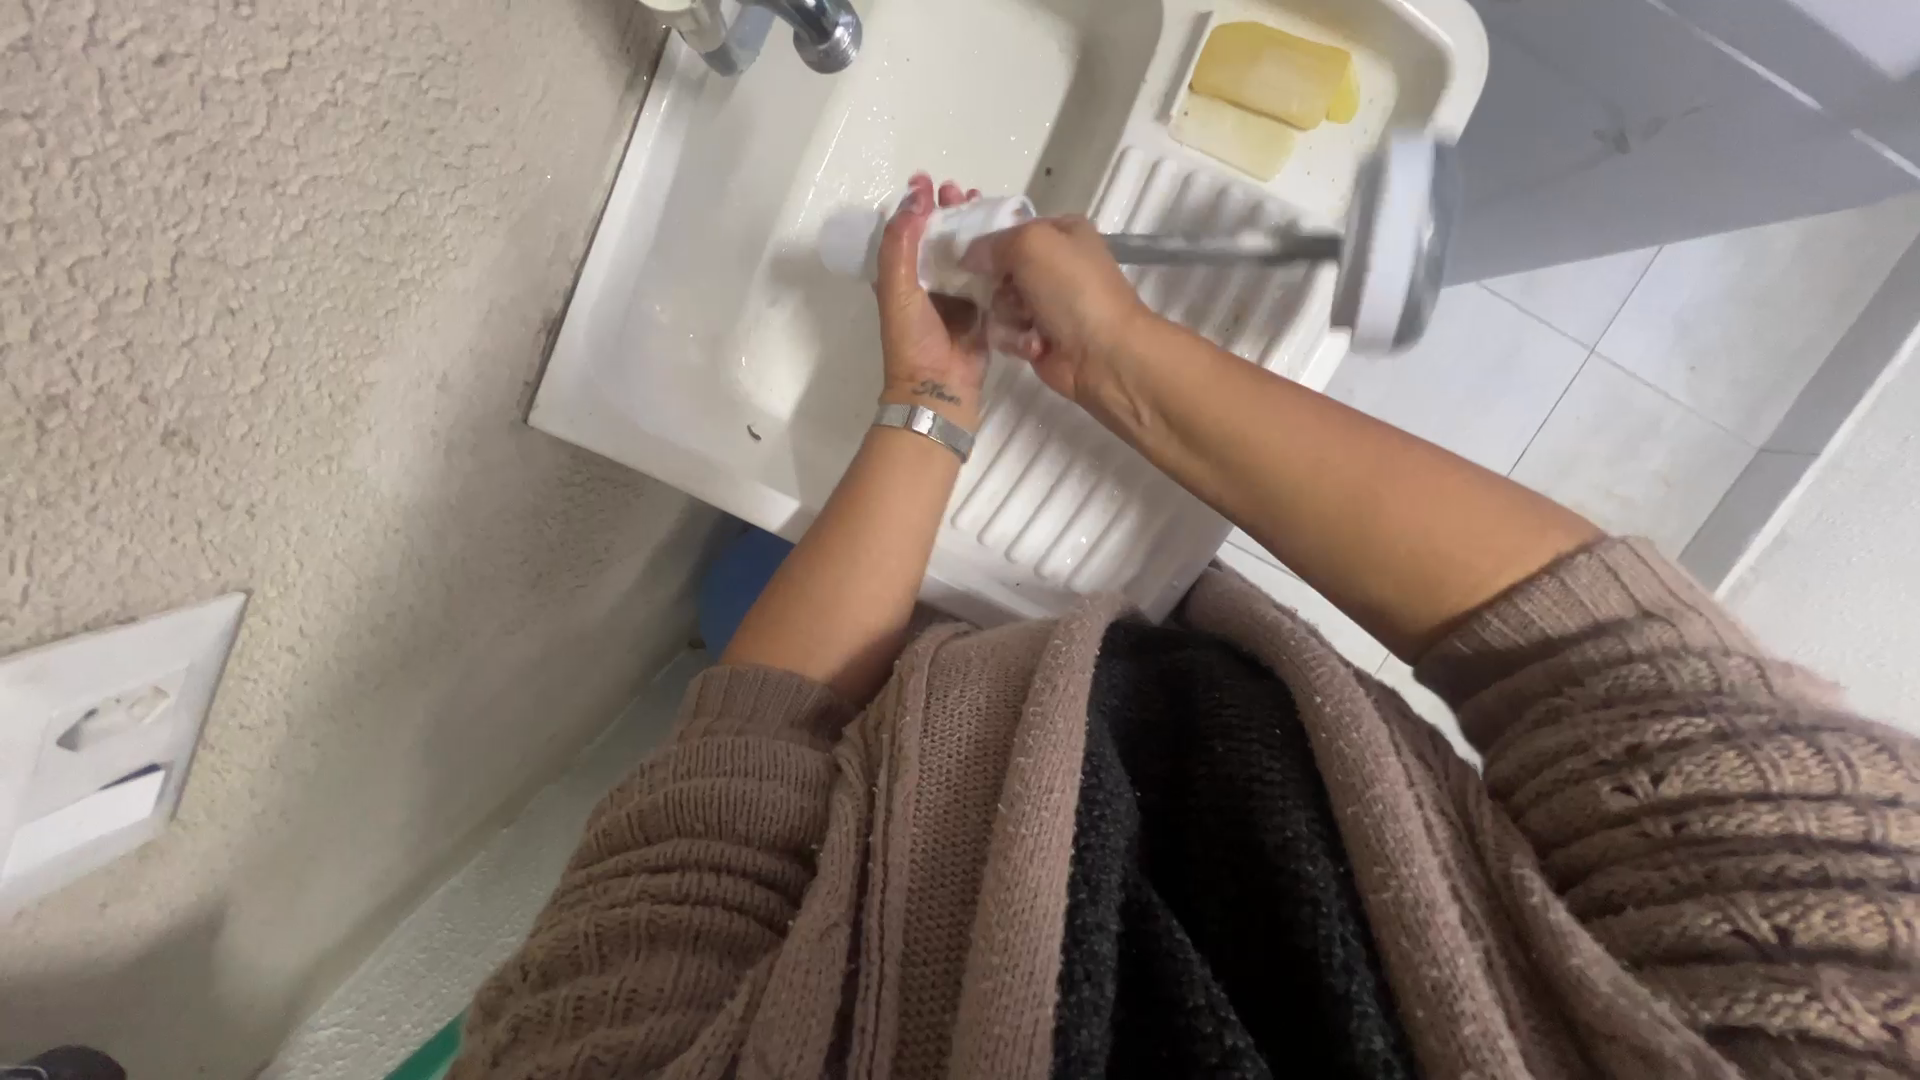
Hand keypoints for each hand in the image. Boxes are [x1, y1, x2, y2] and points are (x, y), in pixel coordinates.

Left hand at [876, 174, 988, 427]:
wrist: (939, 387)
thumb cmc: (912, 339)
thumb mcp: (896, 287)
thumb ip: (901, 242)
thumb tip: (916, 196)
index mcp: (904, 278)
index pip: (911, 232)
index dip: (920, 205)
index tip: (931, 181)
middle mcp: (930, 284)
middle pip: (944, 237)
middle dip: (953, 211)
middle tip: (964, 191)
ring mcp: (959, 297)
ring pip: (970, 253)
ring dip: (978, 228)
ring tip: (988, 206)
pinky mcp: (984, 310)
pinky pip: (993, 277)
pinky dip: (1000, 257)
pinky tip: (1010, 238)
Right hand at [965, 215, 1154, 409]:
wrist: (1102, 352)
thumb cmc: (1072, 289)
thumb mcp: (1032, 243)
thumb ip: (992, 242)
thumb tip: (967, 258)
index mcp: (1060, 233)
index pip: (1008, 231)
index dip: (988, 245)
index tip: (970, 260)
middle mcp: (1052, 265)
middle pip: (998, 270)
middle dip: (999, 285)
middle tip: (1013, 294)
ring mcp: (1044, 303)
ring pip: (997, 304)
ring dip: (1008, 316)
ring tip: (1029, 324)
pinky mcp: (1036, 337)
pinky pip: (1004, 332)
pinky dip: (1015, 339)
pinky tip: (1035, 345)